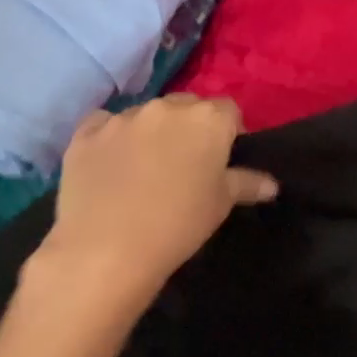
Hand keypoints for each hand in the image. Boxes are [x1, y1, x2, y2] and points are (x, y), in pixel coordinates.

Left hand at [33, 95, 277, 306]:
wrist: (106, 250)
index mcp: (208, 119)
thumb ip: (247, 183)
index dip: (229, 132)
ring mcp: (123, 118)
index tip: (223, 160)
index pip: (229, 111)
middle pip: (187, 106)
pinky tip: (112, 163)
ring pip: (146, 115)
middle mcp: (167, 107)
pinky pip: (104, 124)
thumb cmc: (179, 224)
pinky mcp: (85, 134)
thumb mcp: (221, 204)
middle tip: (187, 163)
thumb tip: (271, 184)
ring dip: (152, 131)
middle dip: (190, 127)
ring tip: (146, 167)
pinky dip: (111, 137)